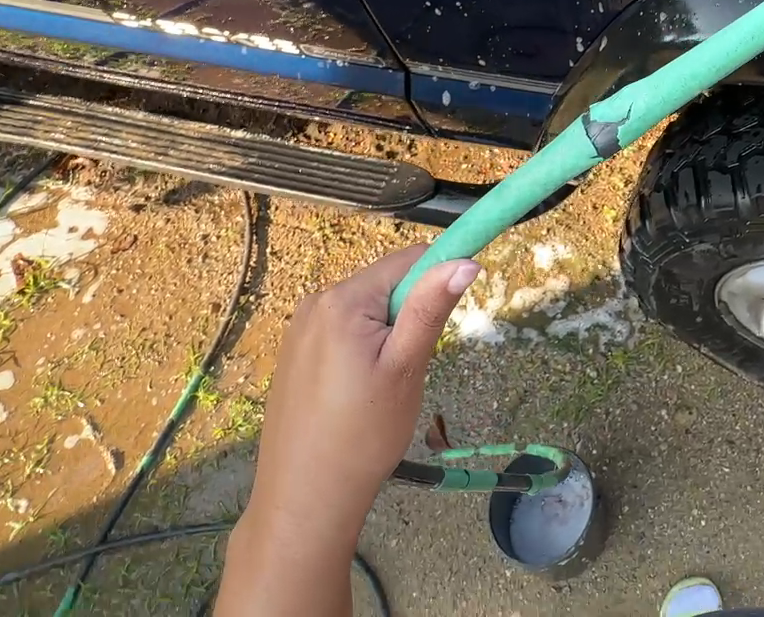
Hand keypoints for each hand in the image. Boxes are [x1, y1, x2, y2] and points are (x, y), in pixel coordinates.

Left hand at [245, 245, 476, 536]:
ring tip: (385, 384)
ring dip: (391, 333)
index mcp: (343, 299)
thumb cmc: (363, 434)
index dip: (438, 283)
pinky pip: (348, 329)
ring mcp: (302, 328)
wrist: (304, 502)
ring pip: (371, 309)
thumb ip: (431, 307)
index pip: (411, 260)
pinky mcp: (297, 352)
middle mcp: (316, 302)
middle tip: (409, 367)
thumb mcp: (406, 366)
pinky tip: (360, 391)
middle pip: (389, 284)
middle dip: (411, 315)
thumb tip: (466, 260)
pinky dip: (367, 348)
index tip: (444, 325)